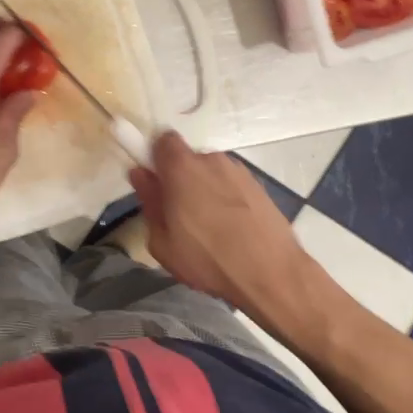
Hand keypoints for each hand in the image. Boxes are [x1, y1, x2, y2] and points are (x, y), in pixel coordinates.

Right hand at [128, 132, 309, 311]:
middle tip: (179, 215)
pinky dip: (226, 200)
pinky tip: (232, 230)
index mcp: (183, 168)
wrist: (271, 272)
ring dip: (205, 191)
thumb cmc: (208, 259)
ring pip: (211, 174)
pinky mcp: (259, 186)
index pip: (163, 140)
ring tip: (210, 228)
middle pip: (188, 159)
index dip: (155, 158)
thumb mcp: (163, 241)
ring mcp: (240, 171)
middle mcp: (212, 160)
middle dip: (180, 180)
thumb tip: (141, 174)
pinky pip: (231, 185)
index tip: (154, 182)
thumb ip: (149, 201)